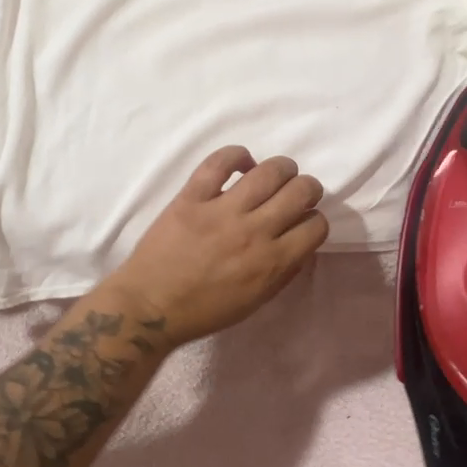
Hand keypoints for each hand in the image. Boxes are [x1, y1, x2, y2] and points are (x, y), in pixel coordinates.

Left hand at [104, 146, 329, 347]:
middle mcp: (254, 231)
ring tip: (276, 174)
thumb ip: (284, 271)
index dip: (315, 220)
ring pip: (269, 171)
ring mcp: (222, 210)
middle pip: (301, 191)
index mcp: (273, 262)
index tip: (303, 221)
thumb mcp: (257, 300)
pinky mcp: (192, 196)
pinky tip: (242, 164)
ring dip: (282, 168)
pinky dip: (237, 156)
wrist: (150, 307)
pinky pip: (220, 162)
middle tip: (296, 193)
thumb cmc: (205, 310)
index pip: (316, 225)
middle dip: (308, 189)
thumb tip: (301, 241)